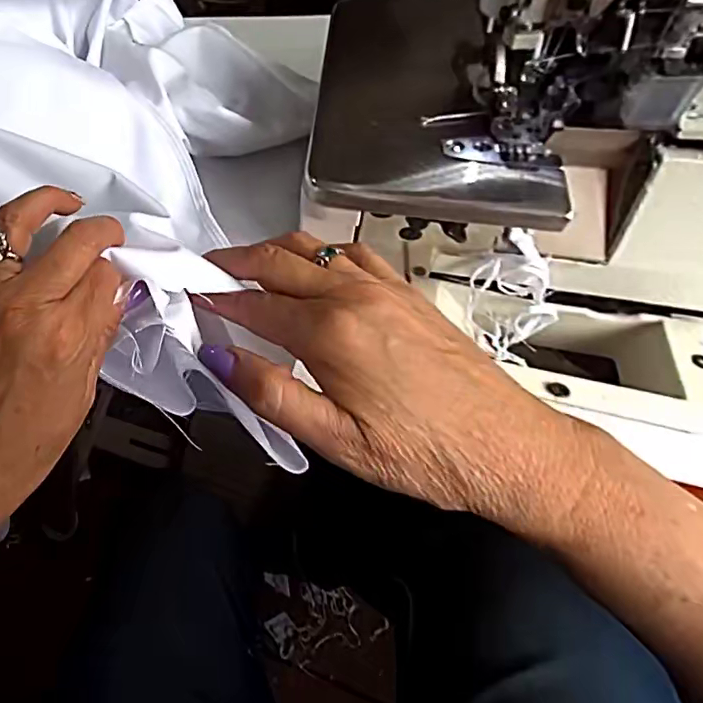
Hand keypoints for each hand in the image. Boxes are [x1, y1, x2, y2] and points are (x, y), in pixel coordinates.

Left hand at [0, 186, 125, 617]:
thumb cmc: (19, 450)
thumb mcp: (80, 398)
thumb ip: (98, 336)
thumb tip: (112, 294)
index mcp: (64, 336)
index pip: (105, 275)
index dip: (117, 272)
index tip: (117, 277)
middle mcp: (23, 305)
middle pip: (75, 241)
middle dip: (102, 232)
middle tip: (108, 236)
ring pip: (15, 221)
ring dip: (47, 202)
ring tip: (65, 203)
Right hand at [192, 233, 613, 538]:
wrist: (510, 449)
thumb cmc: (429, 454)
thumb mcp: (336, 442)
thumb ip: (271, 394)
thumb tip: (222, 358)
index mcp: (331, 333)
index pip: (254, 304)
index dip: (216, 298)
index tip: (192, 296)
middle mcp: (356, 298)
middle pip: (278, 262)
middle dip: (234, 261)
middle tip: (206, 267)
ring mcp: (385, 289)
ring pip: (314, 248)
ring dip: (273, 249)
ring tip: (247, 259)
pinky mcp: (407, 293)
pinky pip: (354, 252)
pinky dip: (321, 249)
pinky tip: (317, 261)